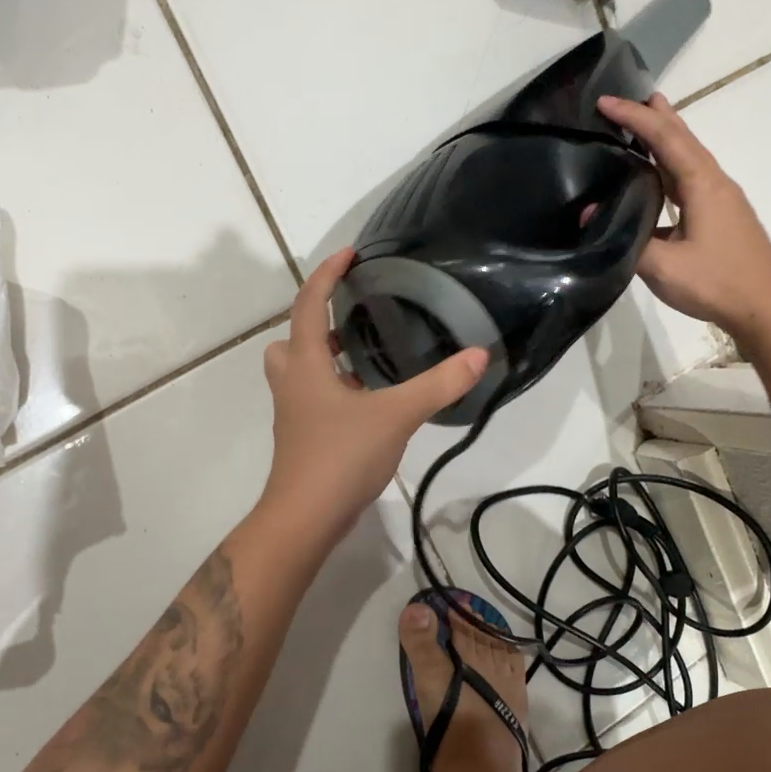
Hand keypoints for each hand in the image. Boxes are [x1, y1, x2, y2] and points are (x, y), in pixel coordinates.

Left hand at [259, 250, 487, 537]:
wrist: (304, 517)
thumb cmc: (340, 456)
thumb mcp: (395, 415)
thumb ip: (437, 385)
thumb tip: (479, 354)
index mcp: (306, 365)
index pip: (310, 304)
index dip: (327, 274)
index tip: (350, 254)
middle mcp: (292, 384)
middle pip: (291, 340)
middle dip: (316, 323)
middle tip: (353, 320)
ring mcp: (293, 415)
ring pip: (300, 374)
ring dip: (325, 361)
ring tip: (368, 360)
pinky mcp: (302, 440)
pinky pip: (313, 401)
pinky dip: (334, 392)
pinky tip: (369, 405)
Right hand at [597, 93, 770, 337]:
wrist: (765, 306)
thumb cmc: (716, 282)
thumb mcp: (663, 266)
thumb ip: (626, 239)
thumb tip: (591, 216)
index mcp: (702, 185)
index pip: (665, 139)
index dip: (635, 117)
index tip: (605, 102)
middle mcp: (714, 183)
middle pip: (683, 139)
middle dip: (657, 116)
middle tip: (632, 98)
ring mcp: (720, 200)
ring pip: (688, 157)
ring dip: (665, 140)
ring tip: (644, 126)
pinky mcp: (720, 217)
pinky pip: (690, 179)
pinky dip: (669, 167)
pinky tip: (656, 180)